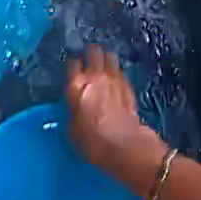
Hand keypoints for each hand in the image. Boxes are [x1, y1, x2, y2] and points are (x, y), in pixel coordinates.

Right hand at [65, 46, 170, 197]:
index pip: (72, 63)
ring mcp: (114, 79)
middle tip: (88, 58)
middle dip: (91, 53)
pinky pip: (120, 71)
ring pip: (109, 56)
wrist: (126, 147)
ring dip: (105, 58)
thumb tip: (75, 105)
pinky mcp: (129, 86)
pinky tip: (115, 78)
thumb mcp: (72, 129)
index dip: (73, 65)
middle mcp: (94, 76)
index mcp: (76, 85)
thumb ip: (72, 109)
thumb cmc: (94, 142)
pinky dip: (116, 71)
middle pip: (93, 52)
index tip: (73, 69)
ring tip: (103, 63)